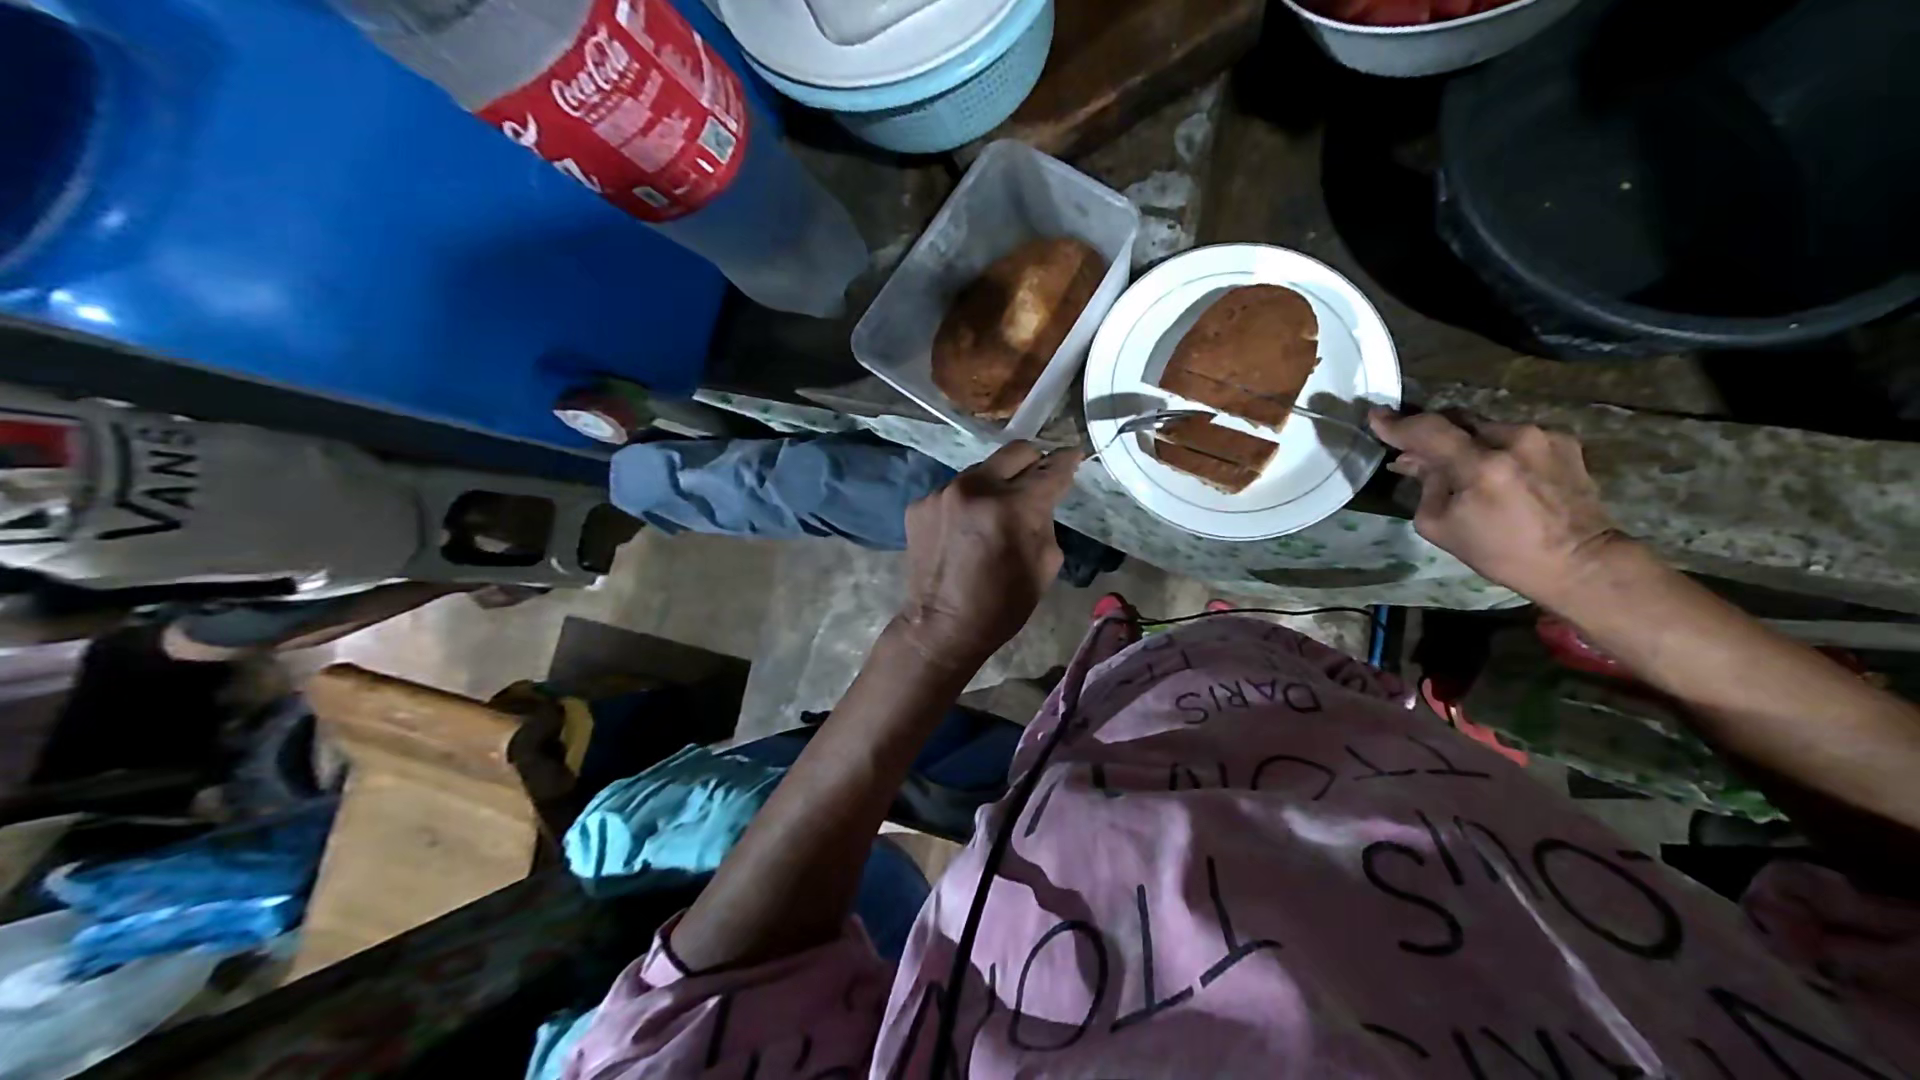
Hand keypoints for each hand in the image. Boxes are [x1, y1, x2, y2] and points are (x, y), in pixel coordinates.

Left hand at [897, 441, 1080, 667]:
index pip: (1049, 470)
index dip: (1067, 461)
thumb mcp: (1045, 565)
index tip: (1073, 455)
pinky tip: (965, 530)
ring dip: (995, 485)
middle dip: (1032, 463)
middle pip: (1014, 452)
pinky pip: (954, 491)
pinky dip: (966, 503)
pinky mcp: (919, 504)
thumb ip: (1046, 521)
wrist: (942, 628)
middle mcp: (974, 487)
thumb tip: (1042, 498)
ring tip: (995, 514)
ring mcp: (942, 493)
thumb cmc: (1002, 605)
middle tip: (1036, 480)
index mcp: (1012, 506)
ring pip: (981, 471)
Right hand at [1368, 409, 1624, 603]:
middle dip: (1432, 432)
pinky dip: (1495, 447)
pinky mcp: (1564, 440)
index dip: (1397, 424)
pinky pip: (1514, 435)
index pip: (1428, 431)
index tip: (1375, 416)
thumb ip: (1425, 485)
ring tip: (1458, 465)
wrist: (1578, 562)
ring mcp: (1543, 437)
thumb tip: (1415, 461)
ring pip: (1485, 426)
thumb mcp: (1440, 526)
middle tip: (1415, 450)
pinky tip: (1494, 470)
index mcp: (1480, 466)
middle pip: (1457, 420)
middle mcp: (1514, 440)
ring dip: (1465, 441)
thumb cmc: (1500, 552)